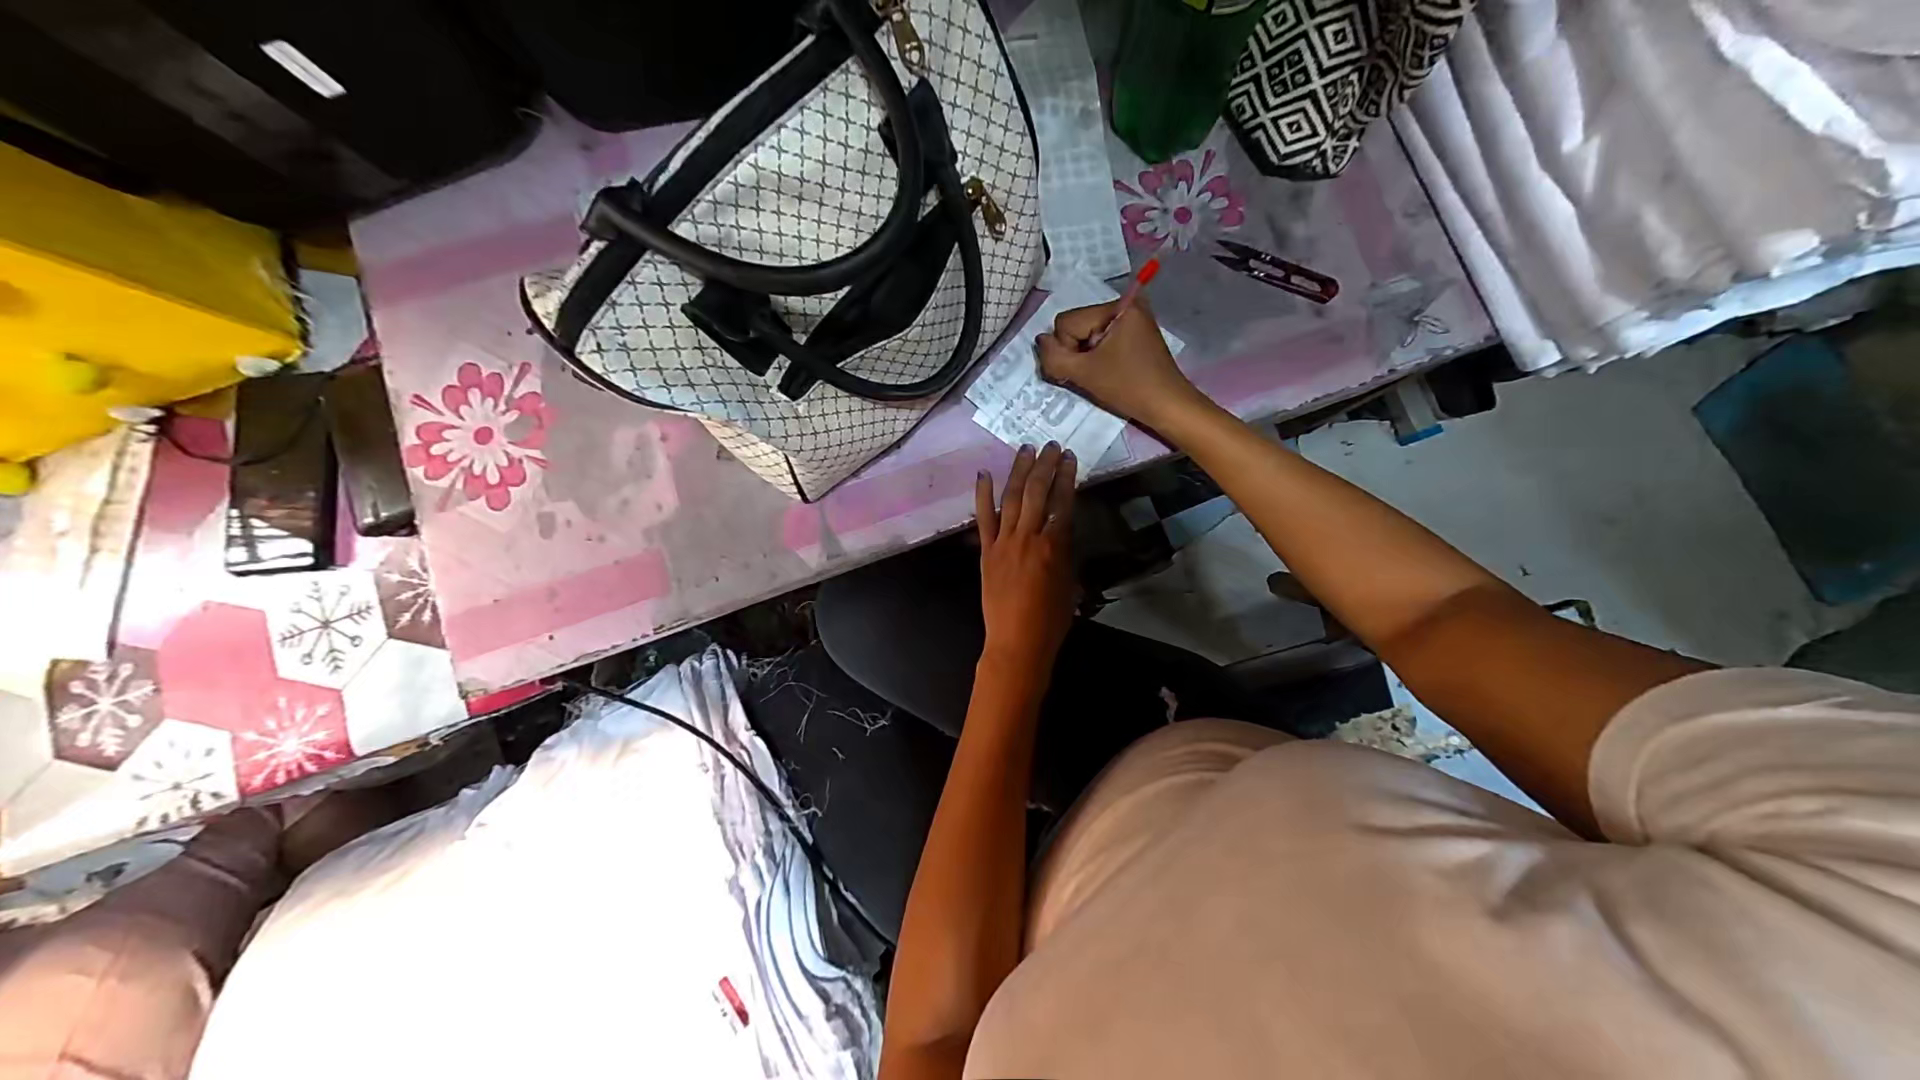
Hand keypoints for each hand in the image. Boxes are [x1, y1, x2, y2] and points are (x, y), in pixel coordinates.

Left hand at [976, 442, 1076, 665]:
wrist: (1017, 642)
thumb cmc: (1052, 620)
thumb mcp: (1070, 583)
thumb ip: (1066, 553)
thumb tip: (1063, 532)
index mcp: (1055, 546)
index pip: (1063, 502)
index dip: (1067, 477)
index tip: (1070, 457)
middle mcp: (1028, 537)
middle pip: (1038, 492)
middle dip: (1046, 465)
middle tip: (1052, 445)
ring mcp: (1004, 542)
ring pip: (1012, 498)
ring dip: (1019, 471)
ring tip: (1026, 449)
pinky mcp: (986, 551)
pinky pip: (984, 518)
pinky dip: (983, 495)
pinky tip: (984, 474)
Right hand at [1036, 300, 1208, 430]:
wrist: (1167, 405)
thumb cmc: (1128, 387)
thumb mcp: (1084, 374)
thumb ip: (1054, 357)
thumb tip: (1039, 340)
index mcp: (1117, 306)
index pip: (1066, 322)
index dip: (1067, 349)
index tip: (1085, 369)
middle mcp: (1125, 303)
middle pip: (1076, 324)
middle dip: (1077, 350)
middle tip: (1093, 372)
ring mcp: (1132, 316)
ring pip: (1087, 332)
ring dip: (1086, 354)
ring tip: (1102, 373)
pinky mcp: (1135, 330)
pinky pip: (1102, 336)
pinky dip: (1098, 353)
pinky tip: (1108, 369)